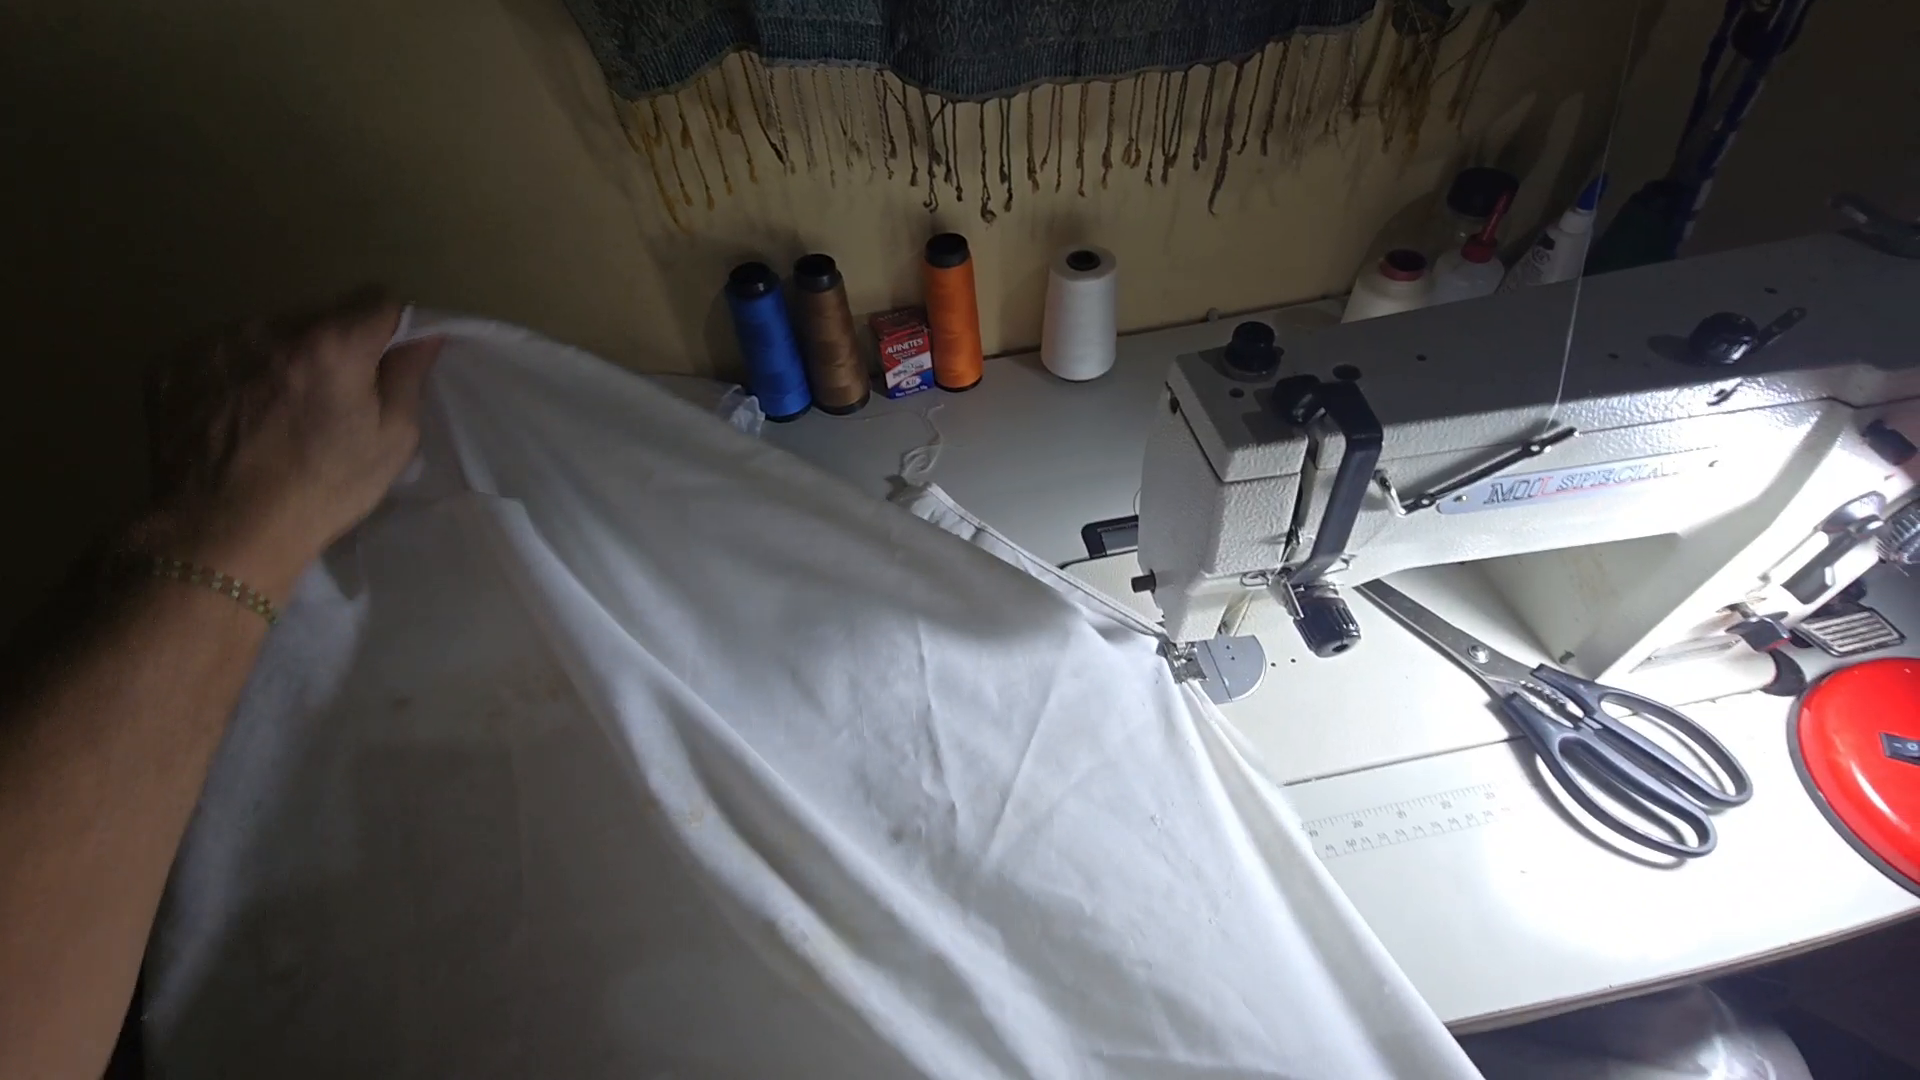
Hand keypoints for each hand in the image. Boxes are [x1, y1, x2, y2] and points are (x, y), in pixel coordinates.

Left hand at [135, 291, 442, 597]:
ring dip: (290, 356)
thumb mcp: (394, 437)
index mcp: (331, 345)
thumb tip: (423, 337)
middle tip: (341, 395)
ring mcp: (213, 342)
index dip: (393, 327)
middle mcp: (268, 328)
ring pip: (271, 332)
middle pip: (321, 315)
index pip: (377, 301)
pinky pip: (226, 351)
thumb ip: (407, 376)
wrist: (226, 525)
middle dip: (339, 344)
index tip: (393, 357)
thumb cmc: (328, 486)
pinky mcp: (172, 363)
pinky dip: (245, 371)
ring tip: (289, 407)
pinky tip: (248, 414)